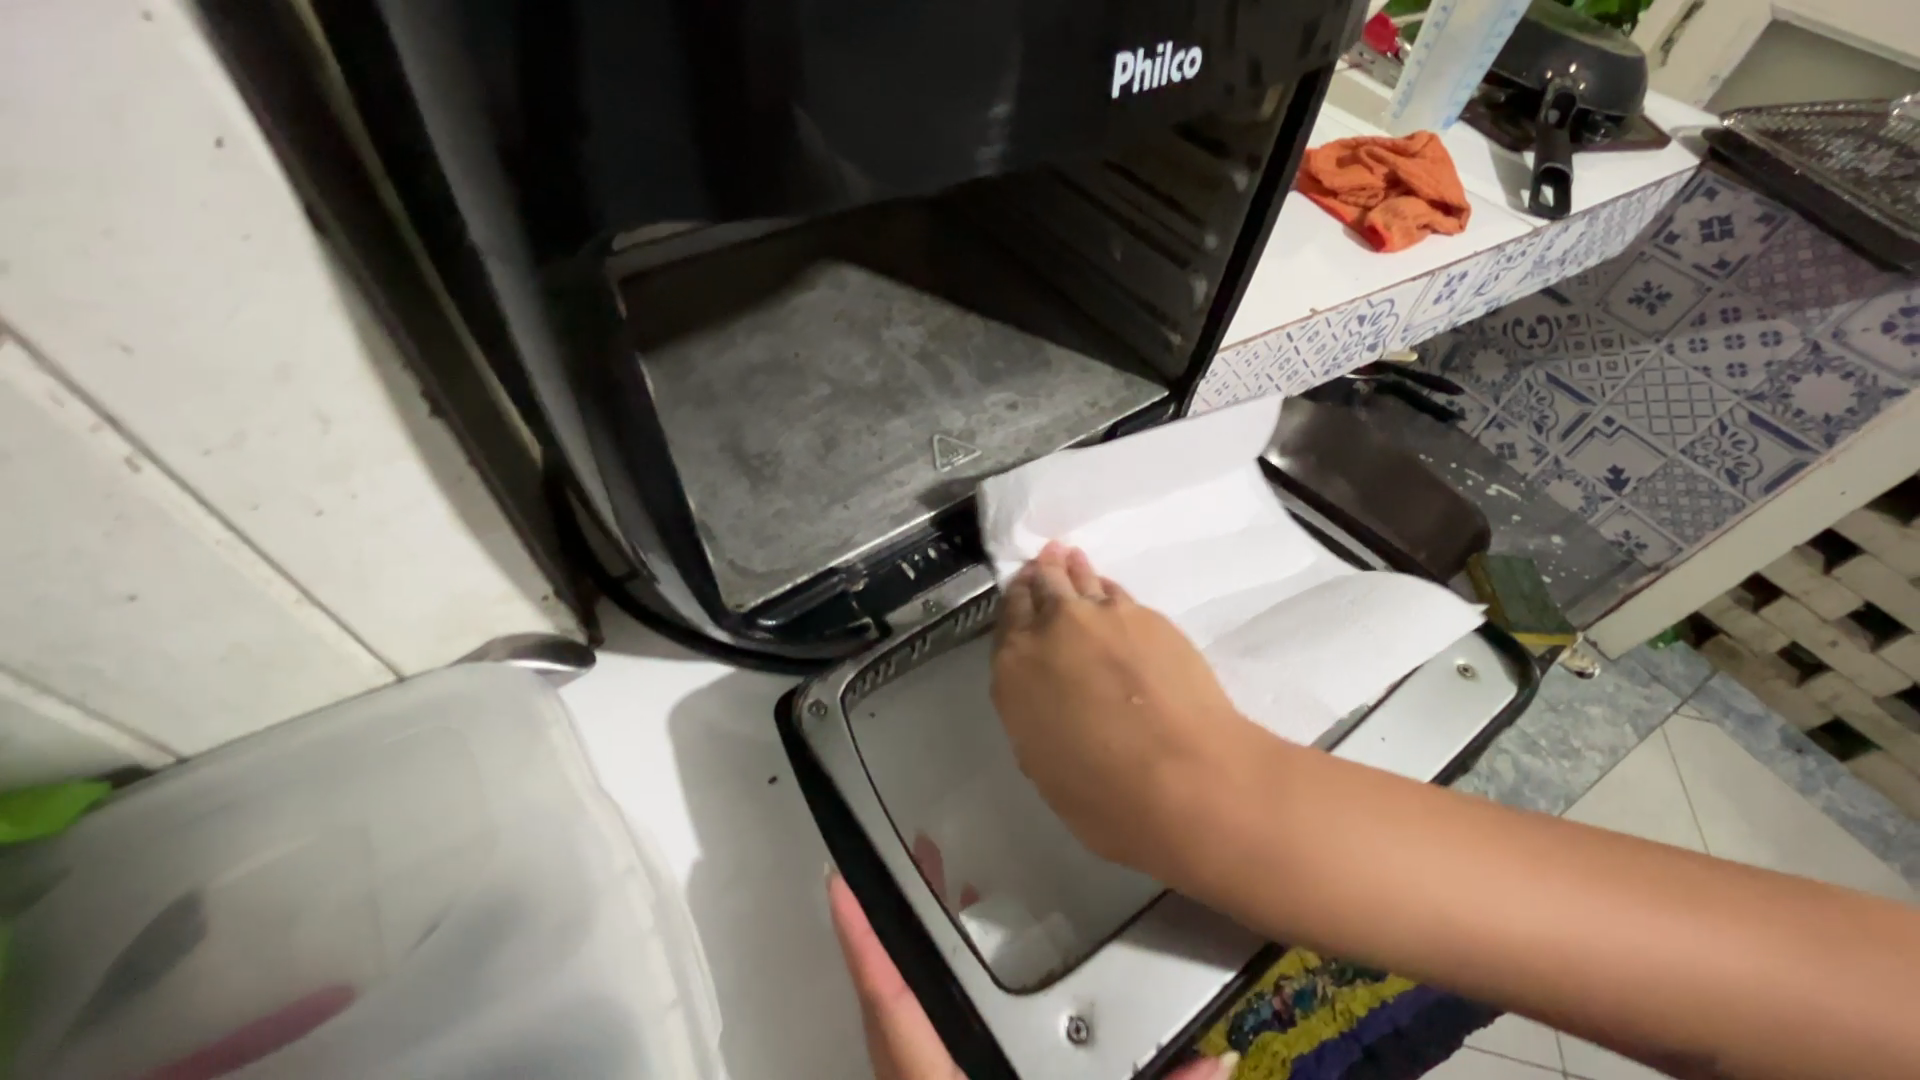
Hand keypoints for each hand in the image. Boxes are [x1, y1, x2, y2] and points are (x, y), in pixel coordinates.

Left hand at [829, 869, 1238, 1079]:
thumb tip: (1216, 1062)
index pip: (894, 1015)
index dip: (864, 947)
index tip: (838, 883)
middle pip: (887, 1010)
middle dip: (893, 930)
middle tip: (924, 858)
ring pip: (895, 1029)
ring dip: (910, 961)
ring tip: (946, 895)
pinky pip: (912, 1048)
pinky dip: (923, 1003)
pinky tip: (963, 980)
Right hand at [990, 543, 1256, 886]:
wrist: (1185, 778)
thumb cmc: (1103, 795)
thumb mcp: (1044, 762)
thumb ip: (1036, 712)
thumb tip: (1050, 694)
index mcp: (1014, 669)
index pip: (1008, 620)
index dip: (1015, 605)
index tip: (1019, 595)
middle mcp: (1052, 629)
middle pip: (1040, 587)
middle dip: (1038, 575)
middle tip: (1041, 562)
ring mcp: (1103, 615)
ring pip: (1079, 578)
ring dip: (1070, 567)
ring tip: (1067, 555)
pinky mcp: (1148, 617)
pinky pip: (1116, 593)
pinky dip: (1106, 588)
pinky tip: (1108, 590)